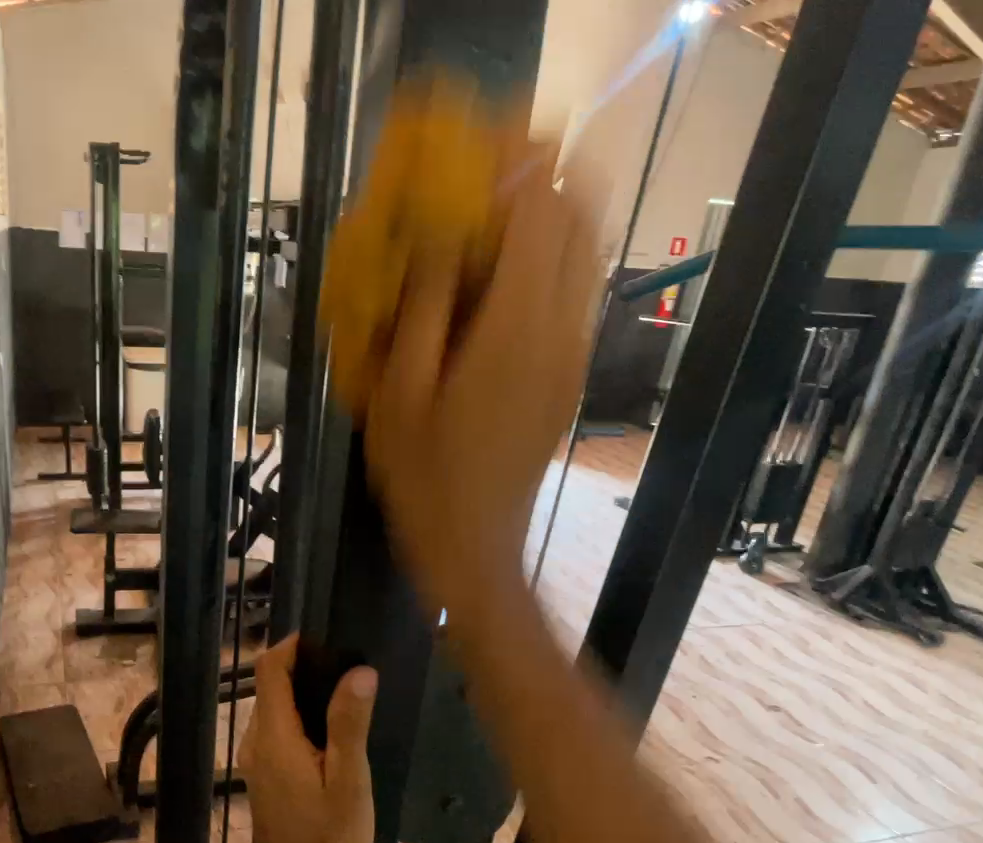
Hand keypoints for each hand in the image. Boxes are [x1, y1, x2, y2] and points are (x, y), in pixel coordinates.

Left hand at [241, 634, 376, 842]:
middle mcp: (257, 743)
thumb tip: (358, 669)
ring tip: (352, 701)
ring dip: (307, 697)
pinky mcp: (267, 780)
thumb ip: (350, 725)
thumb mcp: (349, 784)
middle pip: (273, 687)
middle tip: (353, 671)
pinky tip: (336, 739)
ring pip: (277, 711)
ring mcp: (258, 764)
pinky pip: (280, 734)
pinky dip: (303, 722)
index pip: (270, 670)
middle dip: (307, 669)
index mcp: (274, 738)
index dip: (294, 646)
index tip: (331, 639)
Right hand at [361, 143, 602, 613]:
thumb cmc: (422, 475)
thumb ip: (423, 306)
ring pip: (585, 255)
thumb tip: (440, 233)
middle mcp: (560, 331)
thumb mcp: (398, 391)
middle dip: (542, 183)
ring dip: (549, 222)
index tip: (476, 158)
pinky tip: (500, 283)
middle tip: (484, 184)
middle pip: (577, 222)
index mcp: (513, 330)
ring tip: (492, 224)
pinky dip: (549, 265)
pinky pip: (575, 294)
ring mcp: (574, 354)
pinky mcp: (571, 373)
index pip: (540, 215)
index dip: (515, 171)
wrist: (474, 544)